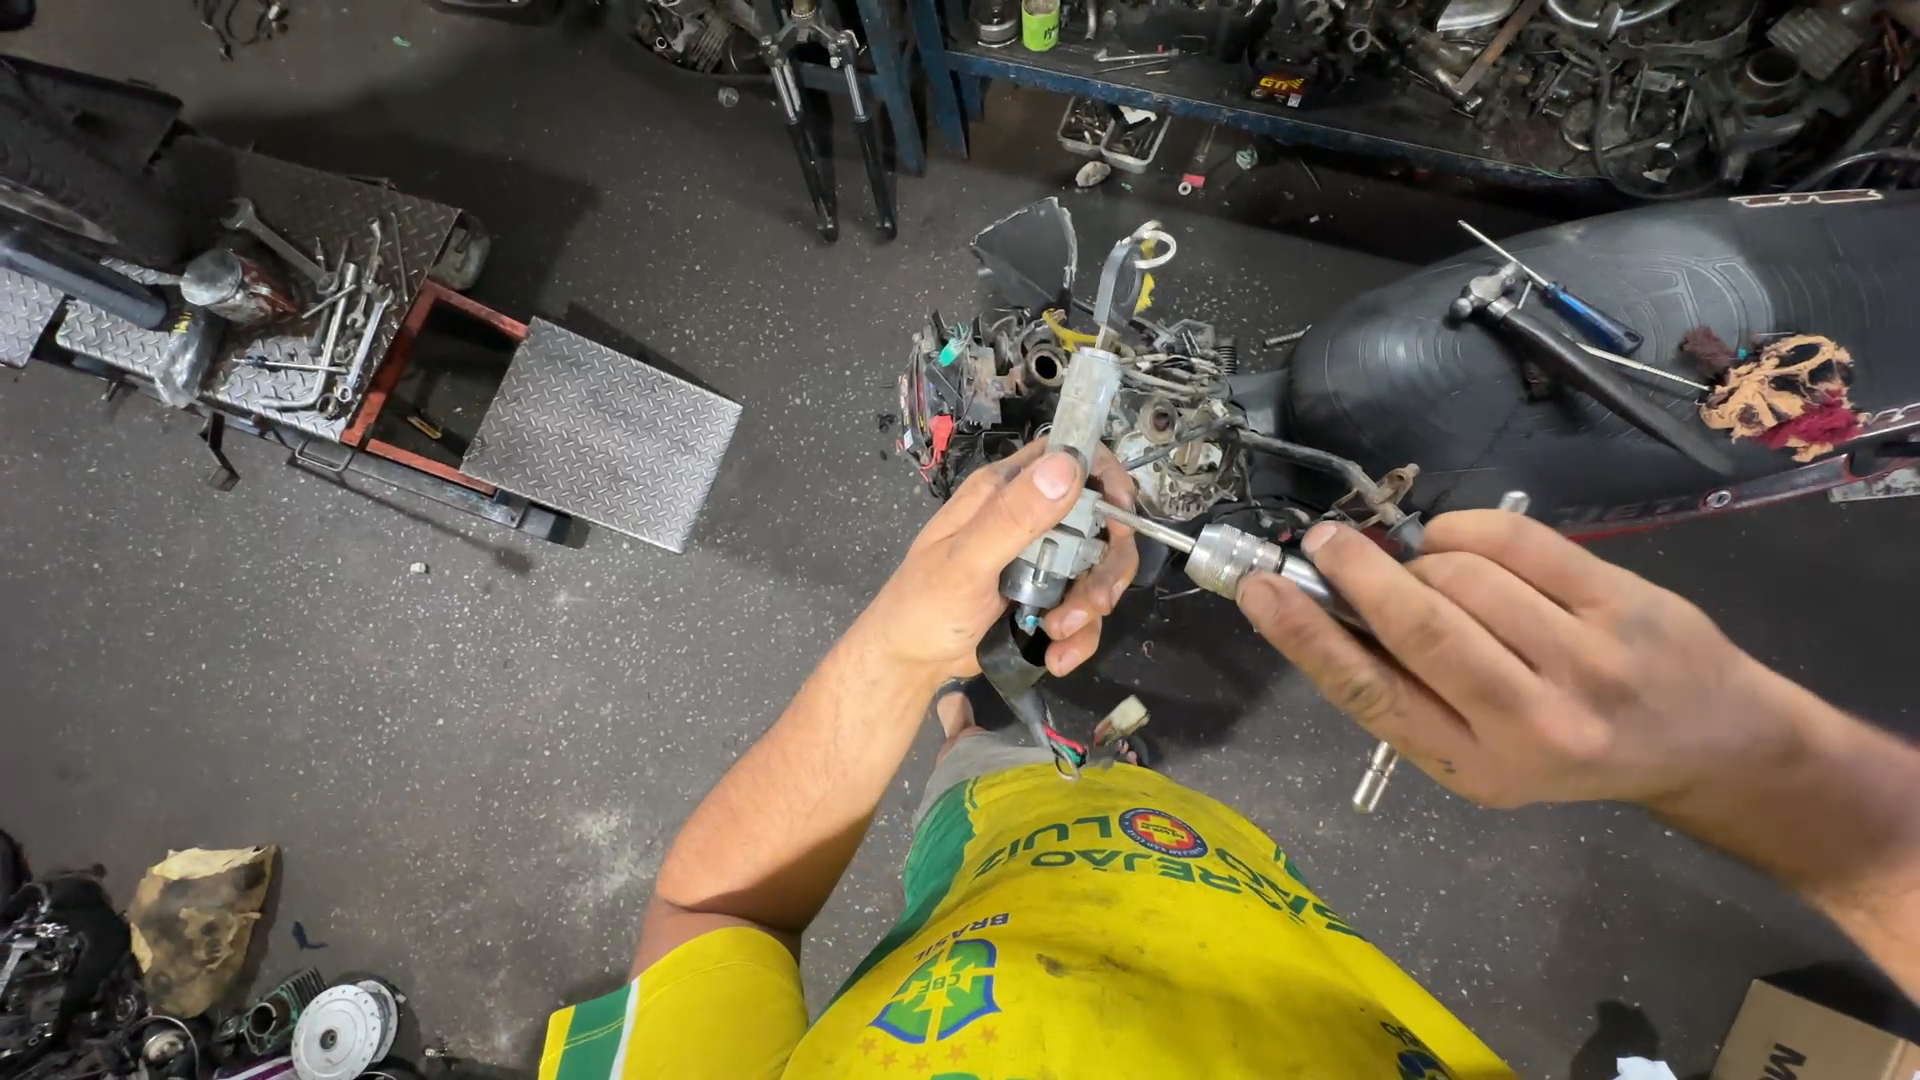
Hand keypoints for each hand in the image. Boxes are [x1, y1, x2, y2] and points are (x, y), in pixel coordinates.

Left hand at [855, 440, 1139, 682]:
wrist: (910, 661)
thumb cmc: (923, 604)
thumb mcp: (966, 560)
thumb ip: (1013, 516)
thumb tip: (1068, 464)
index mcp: (1003, 493)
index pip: (1065, 455)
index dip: (1104, 475)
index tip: (1122, 513)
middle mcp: (1027, 520)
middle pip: (1098, 521)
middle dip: (1107, 564)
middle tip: (1095, 601)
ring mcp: (1039, 561)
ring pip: (1096, 570)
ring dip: (1090, 608)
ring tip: (1057, 634)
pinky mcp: (1045, 599)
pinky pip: (1083, 612)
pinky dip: (1078, 638)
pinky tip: (1055, 657)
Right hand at [1235, 510, 1803, 808]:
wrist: (1710, 743)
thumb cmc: (1558, 743)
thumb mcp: (1469, 745)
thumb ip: (1398, 684)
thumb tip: (1317, 605)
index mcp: (1474, 764)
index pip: (1369, 692)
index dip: (1304, 635)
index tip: (1259, 587)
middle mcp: (1535, 722)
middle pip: (1416, 623)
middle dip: (1355, 570)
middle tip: (1321, 541)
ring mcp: (1591, 660)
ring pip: (1460, 573)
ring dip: (1421, 561)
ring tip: (1428, 574)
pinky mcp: (1628, 605)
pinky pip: (1512, 539)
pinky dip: (1463, 530)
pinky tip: (1459, 546)